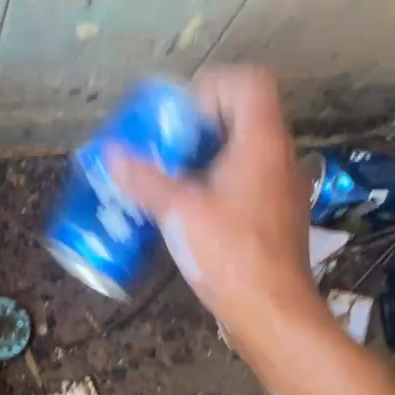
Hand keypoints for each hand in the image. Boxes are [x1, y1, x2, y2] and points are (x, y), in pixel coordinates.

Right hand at [109, 65, 319, 333]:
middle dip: (200, 128)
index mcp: (262, 142)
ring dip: (207, 160)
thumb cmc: (229, 254)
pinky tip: (191, 214)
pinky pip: (247, 185)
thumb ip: (145, 180)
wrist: (270, 310)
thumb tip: (112, 155)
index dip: (211, 88)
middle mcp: (280, 158)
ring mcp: (283, 190)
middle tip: (163, 149)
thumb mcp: (179, 213)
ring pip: (245, 155)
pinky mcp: (277, 220)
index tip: (177, 117)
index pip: (248, 84)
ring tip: (170, 181)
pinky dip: (219, 187)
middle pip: (245, 118)